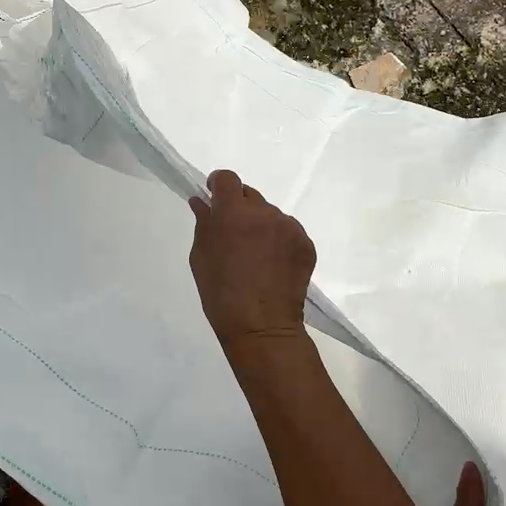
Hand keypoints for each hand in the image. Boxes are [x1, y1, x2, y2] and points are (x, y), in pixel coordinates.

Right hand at [188, 170, 315, 348]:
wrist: (261, 327)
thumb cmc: (220, 293)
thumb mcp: (200, 256)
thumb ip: (203, 222)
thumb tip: (202, 202)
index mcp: (233, 212)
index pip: (227, 179)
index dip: (219, 185)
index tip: (215, 199)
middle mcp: (264, 213)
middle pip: (250, 195)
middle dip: (239, 208)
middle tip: (234, 234)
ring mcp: (289, 228)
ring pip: (270, 214)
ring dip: (260, 224)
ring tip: (256, 255)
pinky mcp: (306, 244)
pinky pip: (288, 231)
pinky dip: (279, 240)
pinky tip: (272, 264)